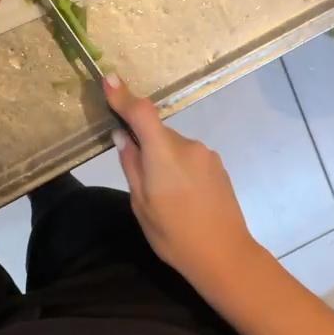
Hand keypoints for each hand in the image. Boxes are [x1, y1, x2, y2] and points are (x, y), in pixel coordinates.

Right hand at [103, 76, 264, 282]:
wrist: (224, 255)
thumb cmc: (174, 236)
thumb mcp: (142, 205)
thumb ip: (132, 167)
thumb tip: (123, 138)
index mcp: (164, 155)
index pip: (141, 113)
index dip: (124, 96)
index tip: (109, 79)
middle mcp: (188, 146)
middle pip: (157, 134)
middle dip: (145, 148)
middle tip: (141, 183)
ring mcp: (206, 155)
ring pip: (174, 148)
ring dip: (164, 162)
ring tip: (167, 199)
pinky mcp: (218, 166)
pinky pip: (189, 159)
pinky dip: (180, 170)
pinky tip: (184, 200)